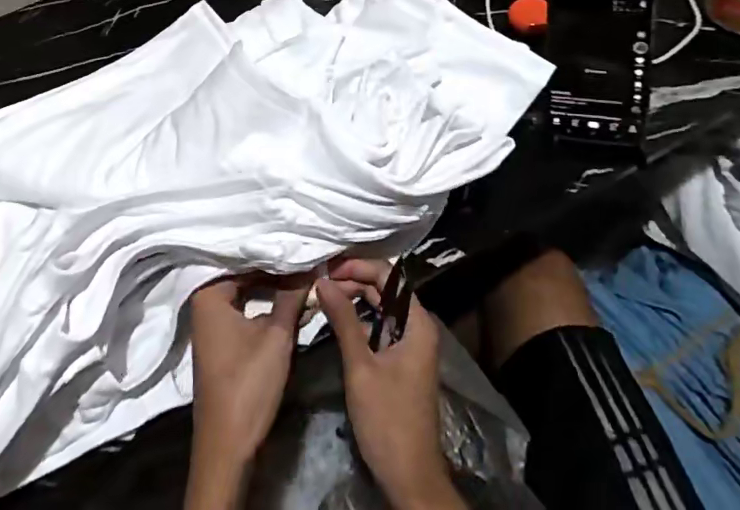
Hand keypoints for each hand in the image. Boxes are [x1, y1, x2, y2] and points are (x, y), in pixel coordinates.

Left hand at [185, 274, 308, 509]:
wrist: (228, 444)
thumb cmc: (249, 383)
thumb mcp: (278, 334)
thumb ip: (293, 294)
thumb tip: (311, 263)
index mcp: (209, 294)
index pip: (247, 259)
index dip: (278, 254)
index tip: (306, 246)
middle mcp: (203, 303)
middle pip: (244, 273)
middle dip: (276, 268)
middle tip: (308, 258)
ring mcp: (210, 323)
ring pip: (245, 291)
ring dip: (273, 286)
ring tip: (304, 275)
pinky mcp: (219, 339)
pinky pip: (243, 307)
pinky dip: (265, 303)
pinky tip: (289, 300)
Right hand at [317, 260, 466, 509]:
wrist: (409, 473)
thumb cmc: (387, 418)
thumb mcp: (361, 367)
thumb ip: (343, 321)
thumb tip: (323, 282)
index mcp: (417, 322)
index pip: (390, 276)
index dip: (359, 267)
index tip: (328, 268)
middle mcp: (418, 326)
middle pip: (387, 289)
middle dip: (355, 280)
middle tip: (321, 280)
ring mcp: (411, 343)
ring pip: (383, 307)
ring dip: (356, 298)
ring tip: (325, 293)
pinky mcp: (402, 359)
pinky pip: (381, 326)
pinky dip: (361, 319)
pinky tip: (339, 317)